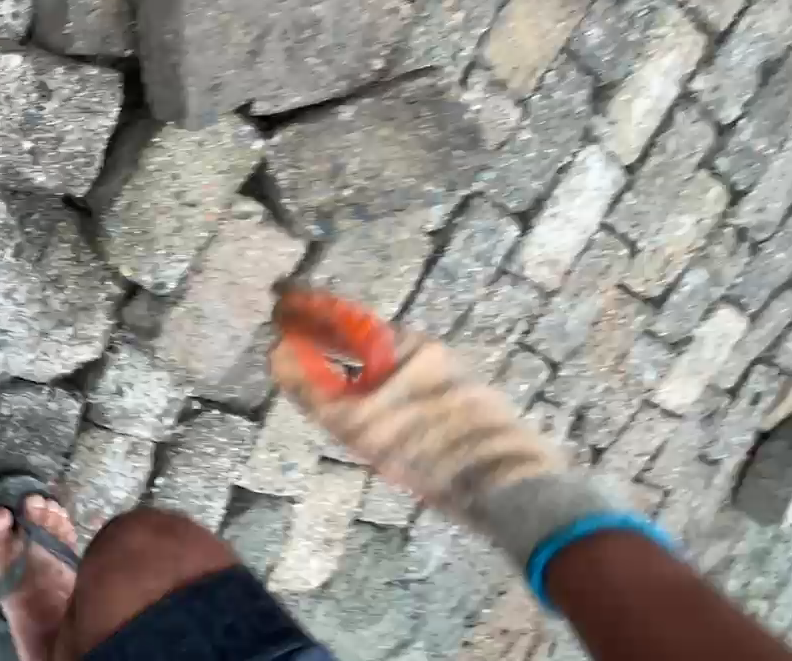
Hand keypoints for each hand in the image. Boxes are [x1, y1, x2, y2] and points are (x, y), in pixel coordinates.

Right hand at [271, 330, 622, 566]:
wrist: (515, 491)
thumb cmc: (425, 446)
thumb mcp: (353, 420)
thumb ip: (307, 384)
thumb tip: (276, 352)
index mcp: (398, 344)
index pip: (339, 313)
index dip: (304, 305)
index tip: (278, 300)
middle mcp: (428, 350)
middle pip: (364, 334)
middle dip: (328, 334)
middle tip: (298, 337)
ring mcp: (454, 377)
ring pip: (390, 360)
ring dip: (354, 360)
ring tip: (329, 370)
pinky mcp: (470, 405)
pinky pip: (410, 381)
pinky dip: (380, 381)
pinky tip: (374, 402)